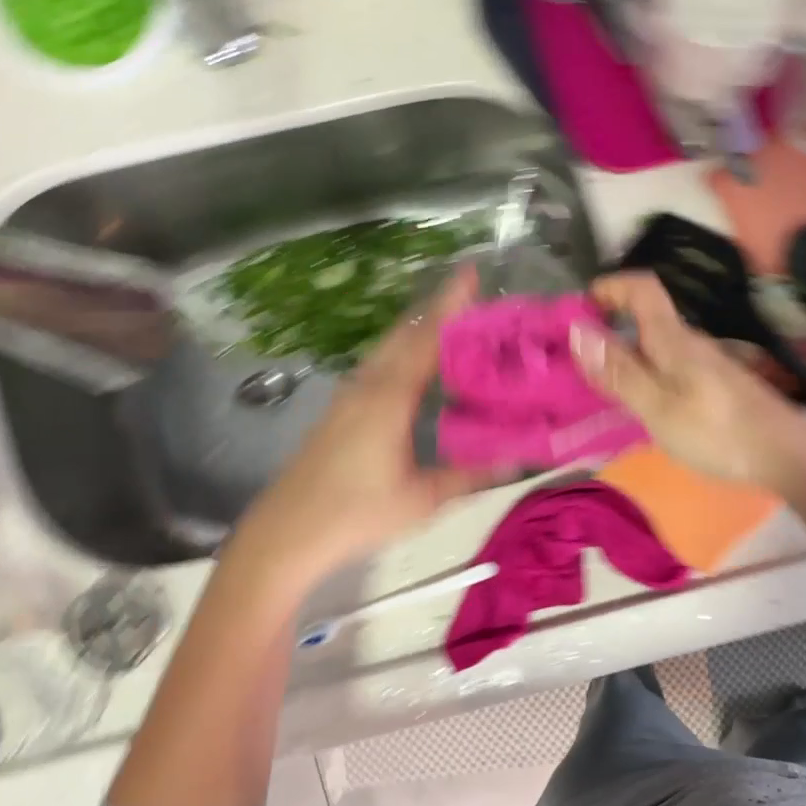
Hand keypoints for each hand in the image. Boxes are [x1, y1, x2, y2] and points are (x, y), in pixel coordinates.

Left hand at [229, 267, 500, 575]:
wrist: (289, 531)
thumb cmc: (359, 512)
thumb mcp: (424, 498)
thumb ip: (469, 474)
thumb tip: (517, 460)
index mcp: (389, 397)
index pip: (427, 339)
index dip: (452, 306)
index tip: (473, 274)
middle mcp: (366, 385)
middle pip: (404, 335)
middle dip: (436, 311)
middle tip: (470, 296)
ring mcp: (347, 397)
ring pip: (387, 350)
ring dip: (417, 332)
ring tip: (451, 327)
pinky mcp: (338, 413)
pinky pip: (377, 368)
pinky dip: (402, 355)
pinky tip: (415, 370)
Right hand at [573, 271, 805, 485]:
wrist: (786, 454)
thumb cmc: (717, 432)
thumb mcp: (658, 407)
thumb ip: (620, 371)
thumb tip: (578, 329)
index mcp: (674, 340)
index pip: (643, 288)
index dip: (611, 286)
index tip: (582, 307)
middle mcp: (693, 344)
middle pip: (648, 321)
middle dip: (612, 331)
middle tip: (582, 364)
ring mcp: (710, 366)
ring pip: (661, 349)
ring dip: (631, 358)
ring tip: (608, 392)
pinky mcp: (720, 389)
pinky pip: (674, 371)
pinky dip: (651, 378)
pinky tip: (647, 410)